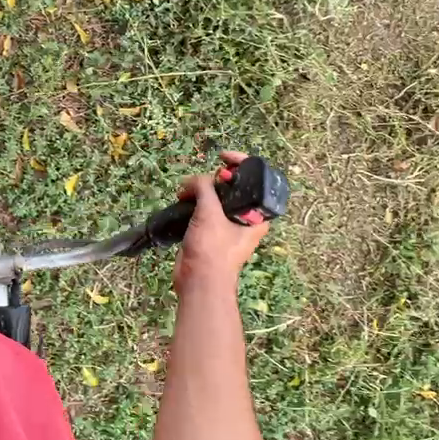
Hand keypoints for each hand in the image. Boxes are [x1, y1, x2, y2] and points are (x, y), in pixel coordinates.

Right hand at [174, 150, 270, 291]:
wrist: (199, 281)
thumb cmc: (213, 249)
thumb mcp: (210, 213)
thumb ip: (205, 189)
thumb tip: (196, 180)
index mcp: (256, 215)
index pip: (255, 181)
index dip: (240, 164)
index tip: (222, 157)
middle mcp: (245, 218)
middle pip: (232, 187)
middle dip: (214, 179)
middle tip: (199, 181)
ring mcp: (226, 225)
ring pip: (216, 198)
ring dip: (200, 190)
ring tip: (184, 192)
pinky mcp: (210, 231)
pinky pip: (204, 209)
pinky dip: (193, 202)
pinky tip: (181, 200)